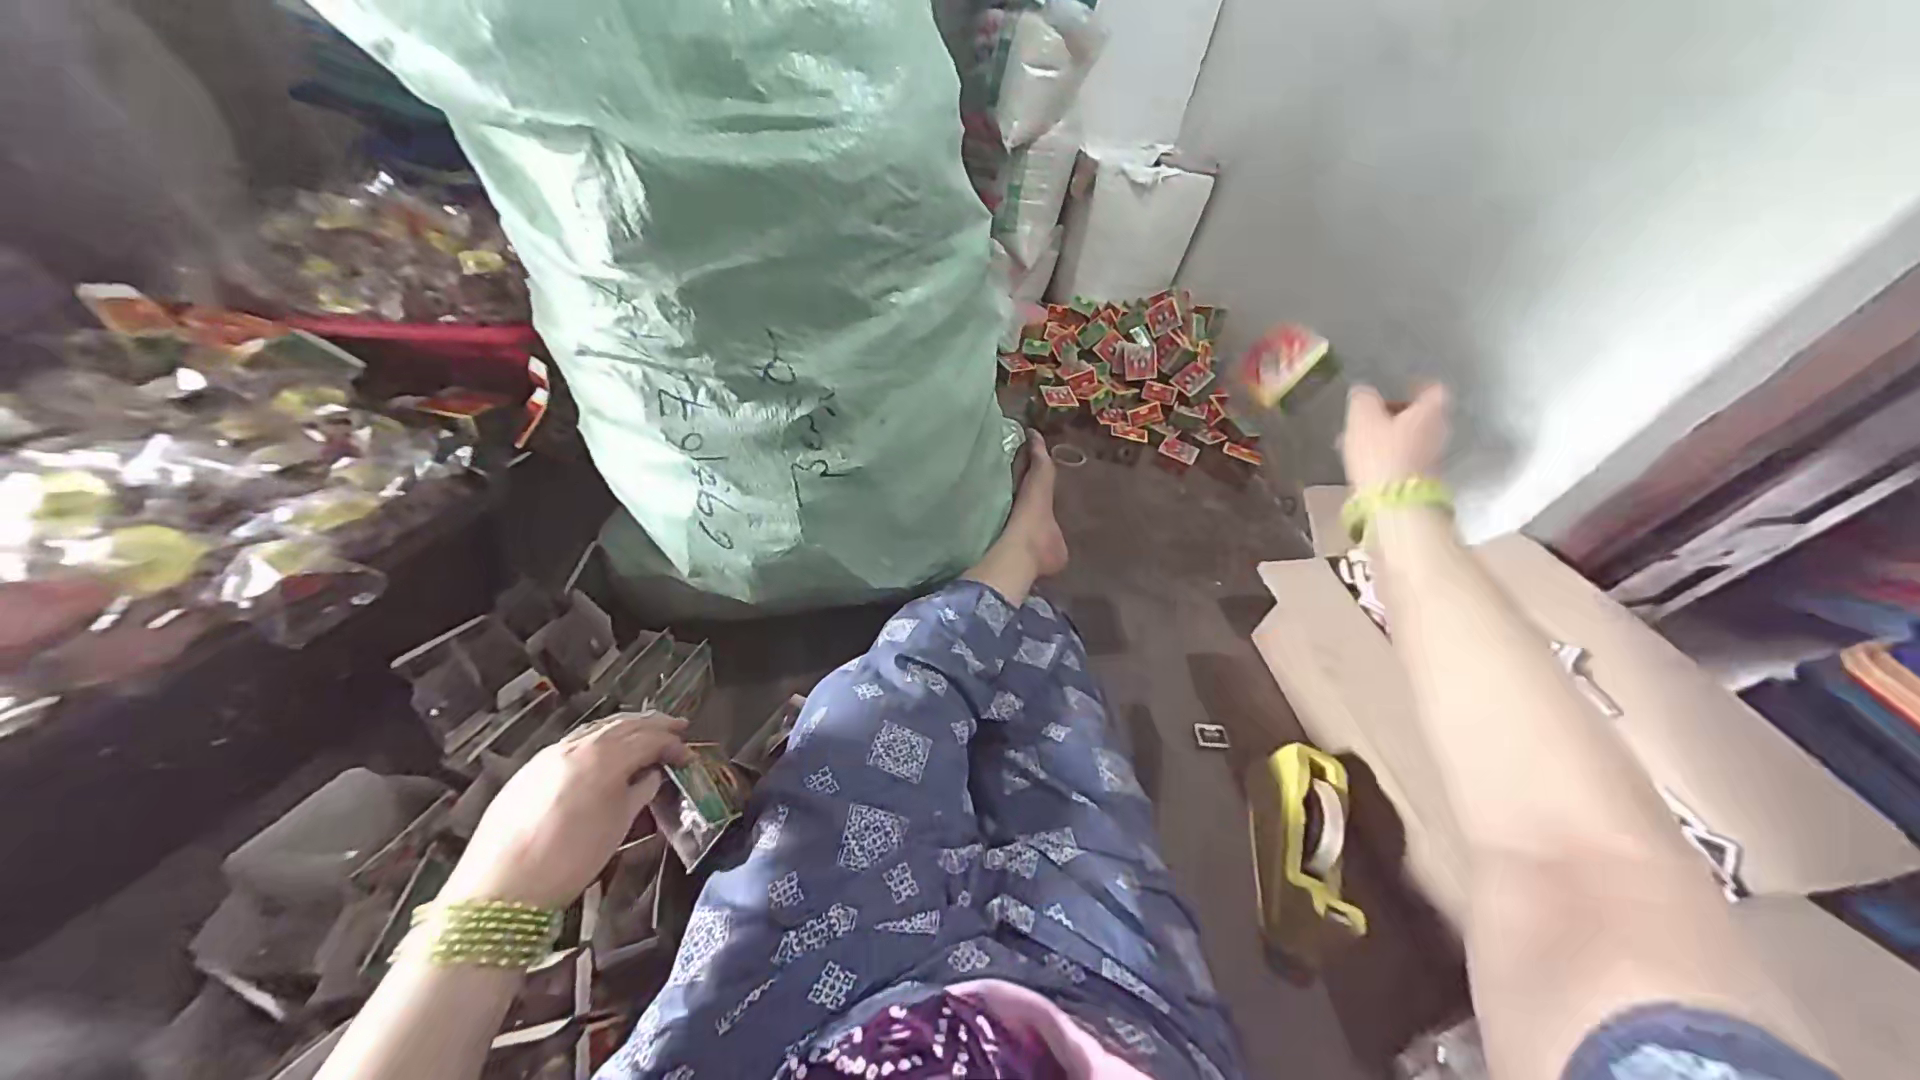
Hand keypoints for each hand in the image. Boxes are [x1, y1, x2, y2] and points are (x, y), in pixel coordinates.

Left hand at [439, 711, 690, 909]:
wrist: (500, 890)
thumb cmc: (570, 858)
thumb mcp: (618, 824)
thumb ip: (640, 791)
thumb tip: (652, 775)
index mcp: (605, 757)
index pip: (650, 739)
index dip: (674, 746)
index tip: (689, 758)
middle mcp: (578, 745)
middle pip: (625, 724)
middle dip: (655, 725)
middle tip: (678, 728)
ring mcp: (551, 754)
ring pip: (599, 728)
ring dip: (627, 727)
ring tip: (646, 732)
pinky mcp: (531, 769)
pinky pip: (577, 741)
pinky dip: (601, 738)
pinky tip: (606, 749)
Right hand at [1340, 383, 1449, 488]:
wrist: (1394, 501)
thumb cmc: (1380, 453)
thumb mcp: (1362, 419)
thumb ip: (1362, 399)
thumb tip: (1363, 391)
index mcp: (1430, 410)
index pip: (1432, 388)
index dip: (1416, 384)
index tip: (1399, 386)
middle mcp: (1440, 429)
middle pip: (1421, 413)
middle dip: (1396, 413)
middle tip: (1370, 416)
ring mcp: (1434, 454)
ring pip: (1411, 435)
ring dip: (1389, 434)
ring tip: (1359, 440)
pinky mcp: (1423, 475)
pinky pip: (1406, 455)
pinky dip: (1389, 452)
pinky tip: (1366, 459)